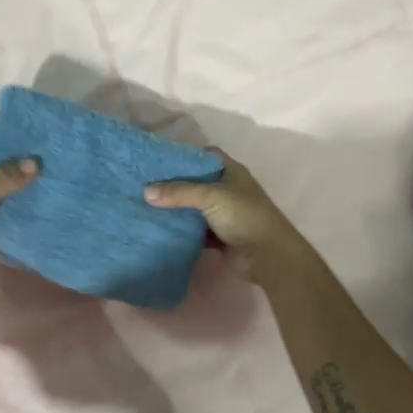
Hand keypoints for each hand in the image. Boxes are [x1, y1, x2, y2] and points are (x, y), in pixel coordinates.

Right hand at [145, 151, 312, 284]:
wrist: (267, 256)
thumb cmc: (243, 216)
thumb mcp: (211, 197)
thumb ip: (179, 192)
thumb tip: (146, 191)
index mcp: (231, 171)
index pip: (205, 156)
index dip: (185, 156)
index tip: (159, 160)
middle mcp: (228, 189)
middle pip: (197, 183)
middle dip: (175, 185)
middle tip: (145, 184)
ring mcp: (224, 214)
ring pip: (195, 208)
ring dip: (176, 209)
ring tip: (146, 205)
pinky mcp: (219, 236)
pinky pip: (196, 230)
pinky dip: (182, 230)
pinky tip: (160, 229)